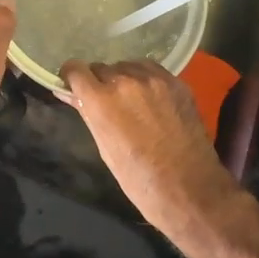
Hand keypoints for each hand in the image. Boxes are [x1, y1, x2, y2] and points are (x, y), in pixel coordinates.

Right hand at [61, 60, 236, 218]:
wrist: (191, 190)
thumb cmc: (140, 180)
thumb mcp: (105, 149)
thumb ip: (87, 113)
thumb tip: (67, 93)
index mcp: (101, 100)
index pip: (76, 69)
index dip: (72, 77)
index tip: (74, 86)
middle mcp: (125, 81)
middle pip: (102, 68)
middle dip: (100, 83)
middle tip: (108, 105)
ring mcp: (154, 79)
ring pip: (126, 66)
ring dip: (123, 80)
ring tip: (132, 104)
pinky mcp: (176, 81)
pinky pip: (151, 70)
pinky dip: (145, 80)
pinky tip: (151, 100)